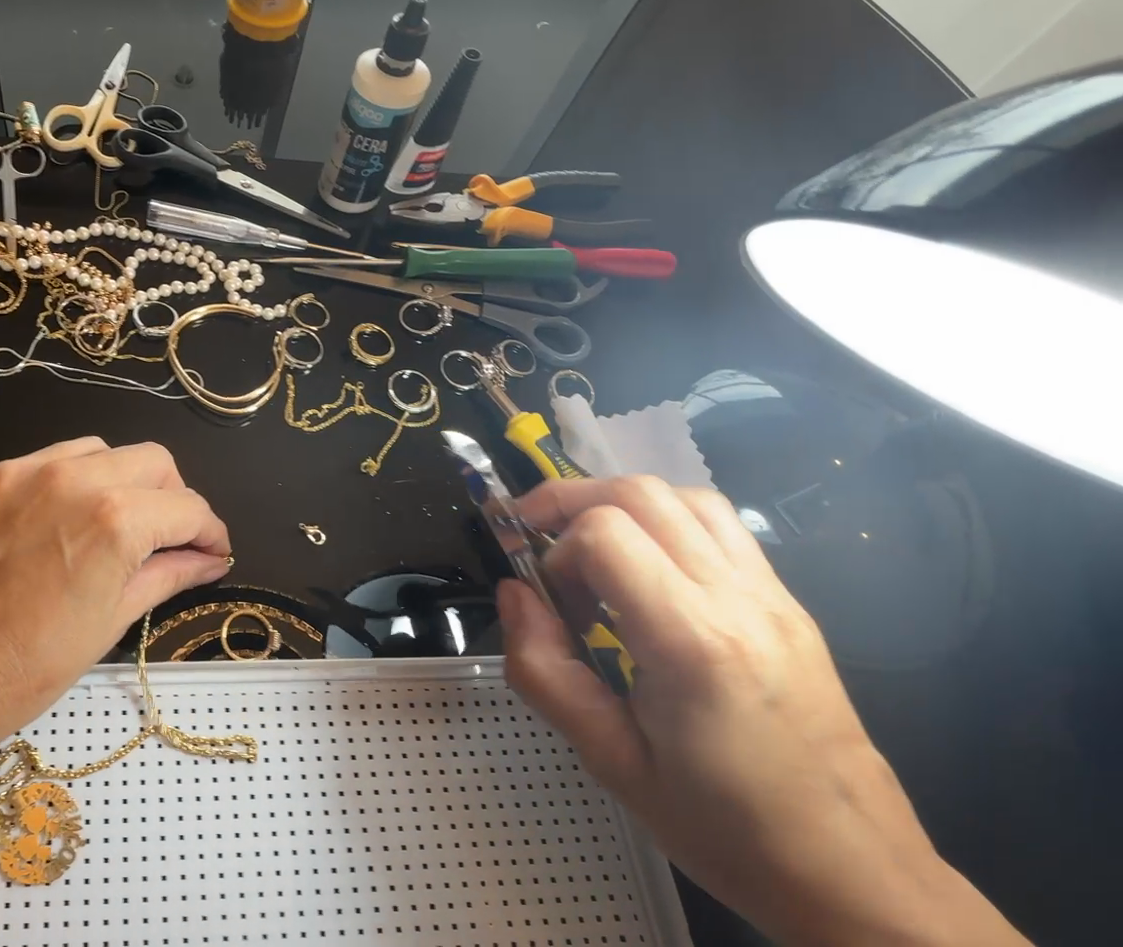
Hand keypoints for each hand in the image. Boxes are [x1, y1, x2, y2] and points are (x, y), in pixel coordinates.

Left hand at [0, 438, 230, 771]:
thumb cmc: (34, 666)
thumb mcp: (114, 620)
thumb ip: (169, 573)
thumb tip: (211, 558)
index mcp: (114, 520)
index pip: (186, 506)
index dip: (209, 531)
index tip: (212, 551)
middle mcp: (71, 478)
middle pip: (151, 460)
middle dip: (170, 496)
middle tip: (166, 537)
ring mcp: (20, 472)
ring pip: (97, 451)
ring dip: (118, 481)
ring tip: (110, 525)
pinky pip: (42, 464)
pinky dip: (63, 487)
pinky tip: (54, 527)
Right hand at [499, 477, 1025, 946]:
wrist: (854, 874)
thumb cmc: (723, 828)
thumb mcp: (608, 760)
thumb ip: (544, 670)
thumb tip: (513, 594)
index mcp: (693, 643)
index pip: (606, 533)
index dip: (555, 551)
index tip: (547, 599)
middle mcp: (739, 600)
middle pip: (643, 493)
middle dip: (572, 500)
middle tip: (535, 537)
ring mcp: (774, 598)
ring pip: (687, 497)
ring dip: (622, 504)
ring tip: (588, 548)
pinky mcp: (790, 607)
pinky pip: (721, 529)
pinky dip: (666, 524)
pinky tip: (644, 573)